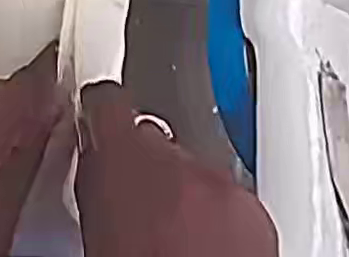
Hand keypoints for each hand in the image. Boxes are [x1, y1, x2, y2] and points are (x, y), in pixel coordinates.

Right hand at [75, 82, 276, 256]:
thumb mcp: (96, 237)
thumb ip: (96, 190)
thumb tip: (94, 174)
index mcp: (123, 167)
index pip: (108, 106)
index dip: (101, 110)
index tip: (97, 116)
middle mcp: (174, 163)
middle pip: (153, 139)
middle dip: (143, 165)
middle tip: (134, 211)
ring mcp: (217, 184)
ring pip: (191, 164)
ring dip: (181, 190)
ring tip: (173, 242)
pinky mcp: (253, 211)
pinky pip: (227, 194)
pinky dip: (216, 212)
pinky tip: (207, 250)